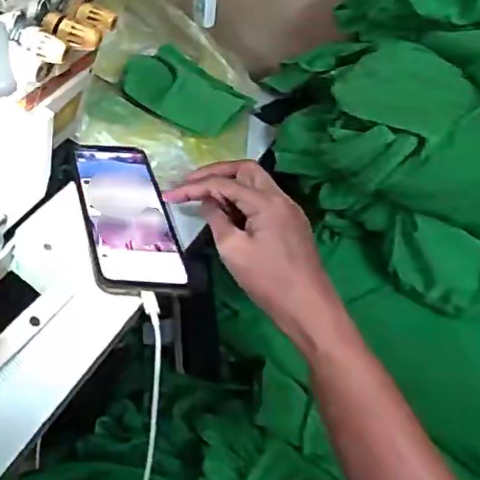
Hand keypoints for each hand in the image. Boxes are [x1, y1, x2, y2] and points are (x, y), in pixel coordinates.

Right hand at [164, 160, 342, 339]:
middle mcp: (281, 198)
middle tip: (191, 183)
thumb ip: (216, 219)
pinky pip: (264, 199)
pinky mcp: (291, 223)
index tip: (170, 194)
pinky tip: (228, 212)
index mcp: (266, 202)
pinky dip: (243, 198)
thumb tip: (207, 202)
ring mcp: (289, 210)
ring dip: (230, 184)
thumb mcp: (232, 250)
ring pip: (256, 183)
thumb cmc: (268, 280)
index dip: (194, 187)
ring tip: (206, 198)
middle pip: (245, 169)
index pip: (224, 184)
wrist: (309, 309)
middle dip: (216, 172)